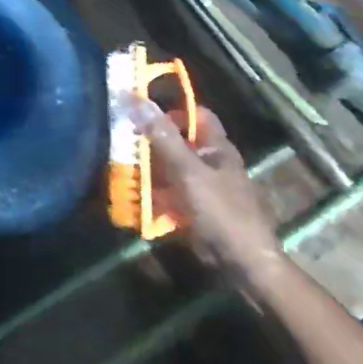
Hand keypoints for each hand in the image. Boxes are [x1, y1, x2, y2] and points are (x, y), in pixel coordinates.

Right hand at [136, 100, 283, 277]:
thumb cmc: (220, 211)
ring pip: (170, 169)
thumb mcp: (188, 171)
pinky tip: (133, 197)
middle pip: (178, 142)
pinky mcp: (195, 210)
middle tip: (122, 141)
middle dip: (151, 142)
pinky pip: (169, 194)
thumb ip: (163, 137)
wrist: (242, 264)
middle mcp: (211, 164)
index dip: (172, 109)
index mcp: (217, 148)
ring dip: (148, 170)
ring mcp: (203, 188)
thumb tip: (137, 99)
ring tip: (120, 169)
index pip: (197, 115)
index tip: (141, 112)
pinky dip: (153, 194)